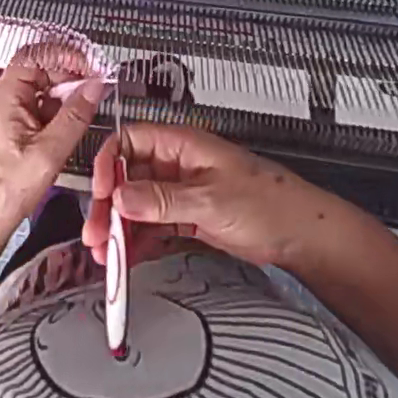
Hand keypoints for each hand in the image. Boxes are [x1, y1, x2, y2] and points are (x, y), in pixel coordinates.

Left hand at [0, 46, 103, 252]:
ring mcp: (9, 114)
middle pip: (39, 69)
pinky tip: (74, 120)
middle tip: (94, 82)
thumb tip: (94, 87)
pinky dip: (59, 109)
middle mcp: (3, 101)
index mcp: (5, 98)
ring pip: (41, 88)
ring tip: (88, 103)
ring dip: (66, 92)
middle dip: (69, 74)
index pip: (34, 56)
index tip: (86, 64)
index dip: (63, 55)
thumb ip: (75, 114)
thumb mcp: (51, 149)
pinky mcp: (15, 127)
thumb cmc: (7, 189)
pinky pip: (40, 106)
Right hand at [80, 124, 344, 268]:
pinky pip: (153, 225)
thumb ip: (162, 199)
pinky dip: (138, 240)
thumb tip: (120, 197)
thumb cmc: (269, 202)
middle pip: (128, 177)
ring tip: (107, 254)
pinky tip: (128, 257)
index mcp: (182, 145)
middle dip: (108, 204)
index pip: (130, 140)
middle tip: (96, 233)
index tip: (99, 191)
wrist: (301, 234)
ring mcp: (181, 191)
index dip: (109, 163)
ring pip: (137, 205)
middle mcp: (177, 165)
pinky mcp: (187, 216)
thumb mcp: (210, 199)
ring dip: (119, 228)